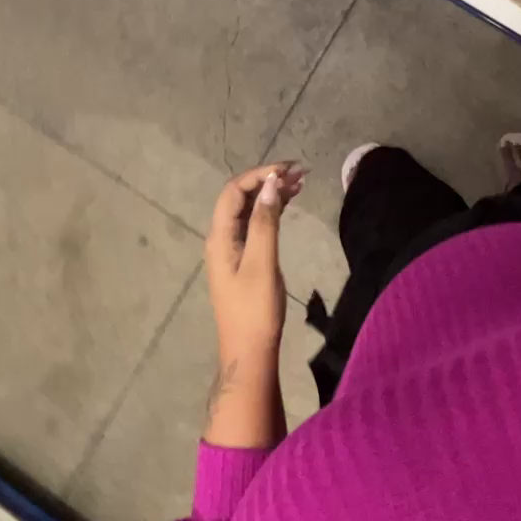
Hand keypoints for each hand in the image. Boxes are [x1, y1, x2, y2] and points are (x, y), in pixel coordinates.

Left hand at [201, 162, 304, 449]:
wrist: (249, 351)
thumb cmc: (255, 309)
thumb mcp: (262, 263)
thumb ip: (265, 223)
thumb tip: (271, 185)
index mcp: (220, 237)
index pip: (234, 192)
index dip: (260, 175)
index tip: (289, 170)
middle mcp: (222, 238)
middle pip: (240, 198)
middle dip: (267, 180)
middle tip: (299, 172)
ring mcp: (233, 249)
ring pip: (250, 210)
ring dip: (272, 194)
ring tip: (300, 182)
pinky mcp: (245, 259)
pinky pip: (256, 225)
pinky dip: (272, 211)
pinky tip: (290, 204)